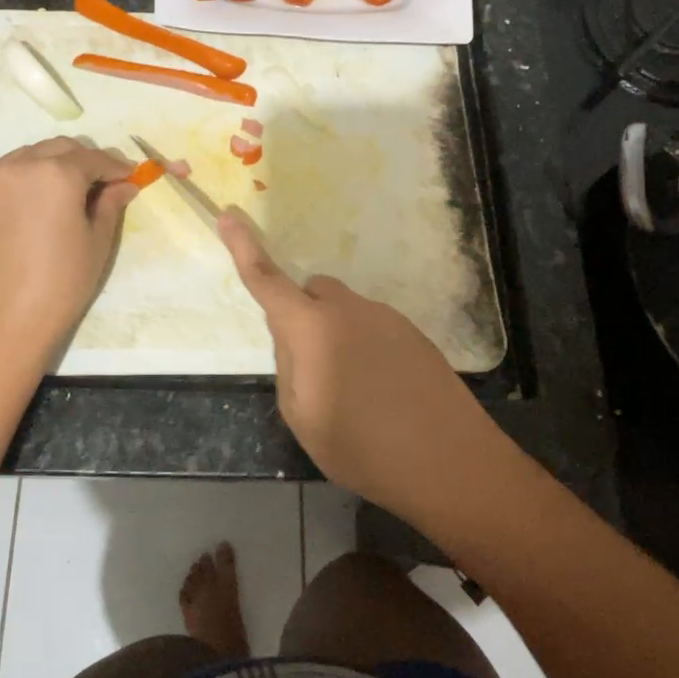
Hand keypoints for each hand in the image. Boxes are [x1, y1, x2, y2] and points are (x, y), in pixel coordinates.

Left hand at [0, 137, 137, 374]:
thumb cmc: (59, 285)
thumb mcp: (96, 244)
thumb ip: (110, 205)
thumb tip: (124, 185)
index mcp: (56, 173)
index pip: (93, 158)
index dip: (116, 166)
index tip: (130, 177)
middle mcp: (20, 166)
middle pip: (59, 148)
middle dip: (84, 160)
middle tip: (101, 184)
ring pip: (29, 157)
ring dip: (52, 165)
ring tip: (67, 193)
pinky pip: (5, 177)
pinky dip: (26, 180)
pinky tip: (35, 208)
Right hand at [217, 211, 506, 517]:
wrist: (449, 461)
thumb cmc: (363, 448)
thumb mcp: (301, 417)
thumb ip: (288, 365)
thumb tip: (293, 337)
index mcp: (313, 329)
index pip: (268, 281)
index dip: (244, 249)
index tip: (229, 216)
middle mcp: (349, 310)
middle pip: (311, 294)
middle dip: (301, 317)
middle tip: (310, 371)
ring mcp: (386, 317)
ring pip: (344, 311)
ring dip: (335, 335)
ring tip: (354, 393)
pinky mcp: (413, 331)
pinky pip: (372, 326)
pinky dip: (365, 346)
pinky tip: (383, 392)